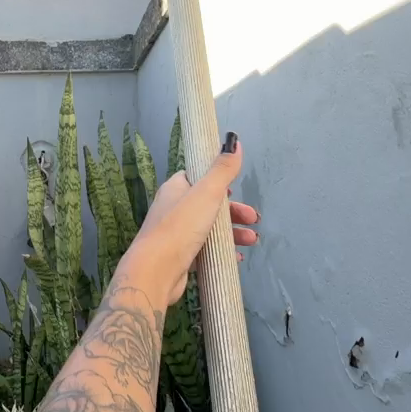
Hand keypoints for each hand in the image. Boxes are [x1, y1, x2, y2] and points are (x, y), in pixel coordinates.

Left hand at [115, 133, 259, 306]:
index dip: (219, 182)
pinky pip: (205, 250)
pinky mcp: (179, 257)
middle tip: (254, 220)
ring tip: (252, 242)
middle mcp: (173, 209)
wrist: (156, 271)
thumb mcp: (207, 193)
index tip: (236, 190)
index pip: (199, 178)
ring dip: (233, 233)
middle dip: (234, 212)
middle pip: (208, 205)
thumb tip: (234, 139)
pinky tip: (237, 258)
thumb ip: (223, 169)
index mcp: (175, 189)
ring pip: (209, 229)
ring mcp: (175, 235)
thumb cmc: (181, 226)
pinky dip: (222, 252)